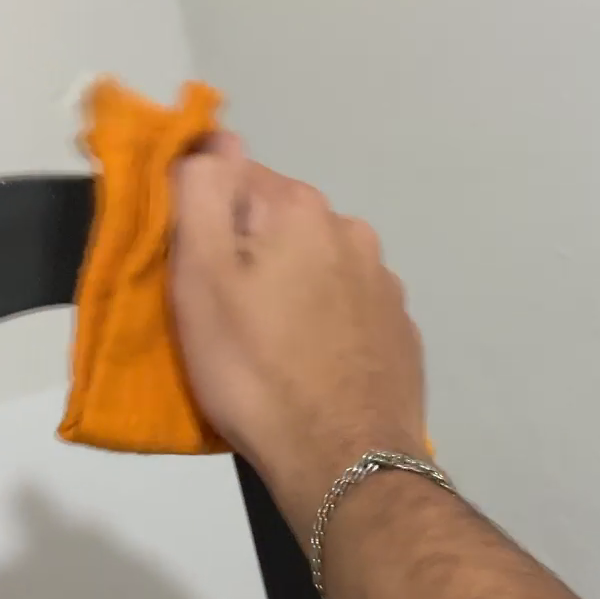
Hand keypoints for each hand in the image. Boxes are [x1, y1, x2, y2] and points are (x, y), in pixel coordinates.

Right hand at [170, 133, 426, 530]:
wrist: (344, 460)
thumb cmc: (256, 372)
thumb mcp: (201, 277)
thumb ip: (204, 191)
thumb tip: (218, 138)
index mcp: (304, 211)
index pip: (236, 181)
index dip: (207, 223)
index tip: (198, 273)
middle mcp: (354, 234)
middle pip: (281, 226)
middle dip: (253, 257)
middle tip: (232, 319)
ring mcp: (385, 285)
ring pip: (319, 269)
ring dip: (294, 291)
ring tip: (275, 351)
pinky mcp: (401, 332)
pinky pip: (350, 311)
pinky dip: (328, 326)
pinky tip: (315, 367)